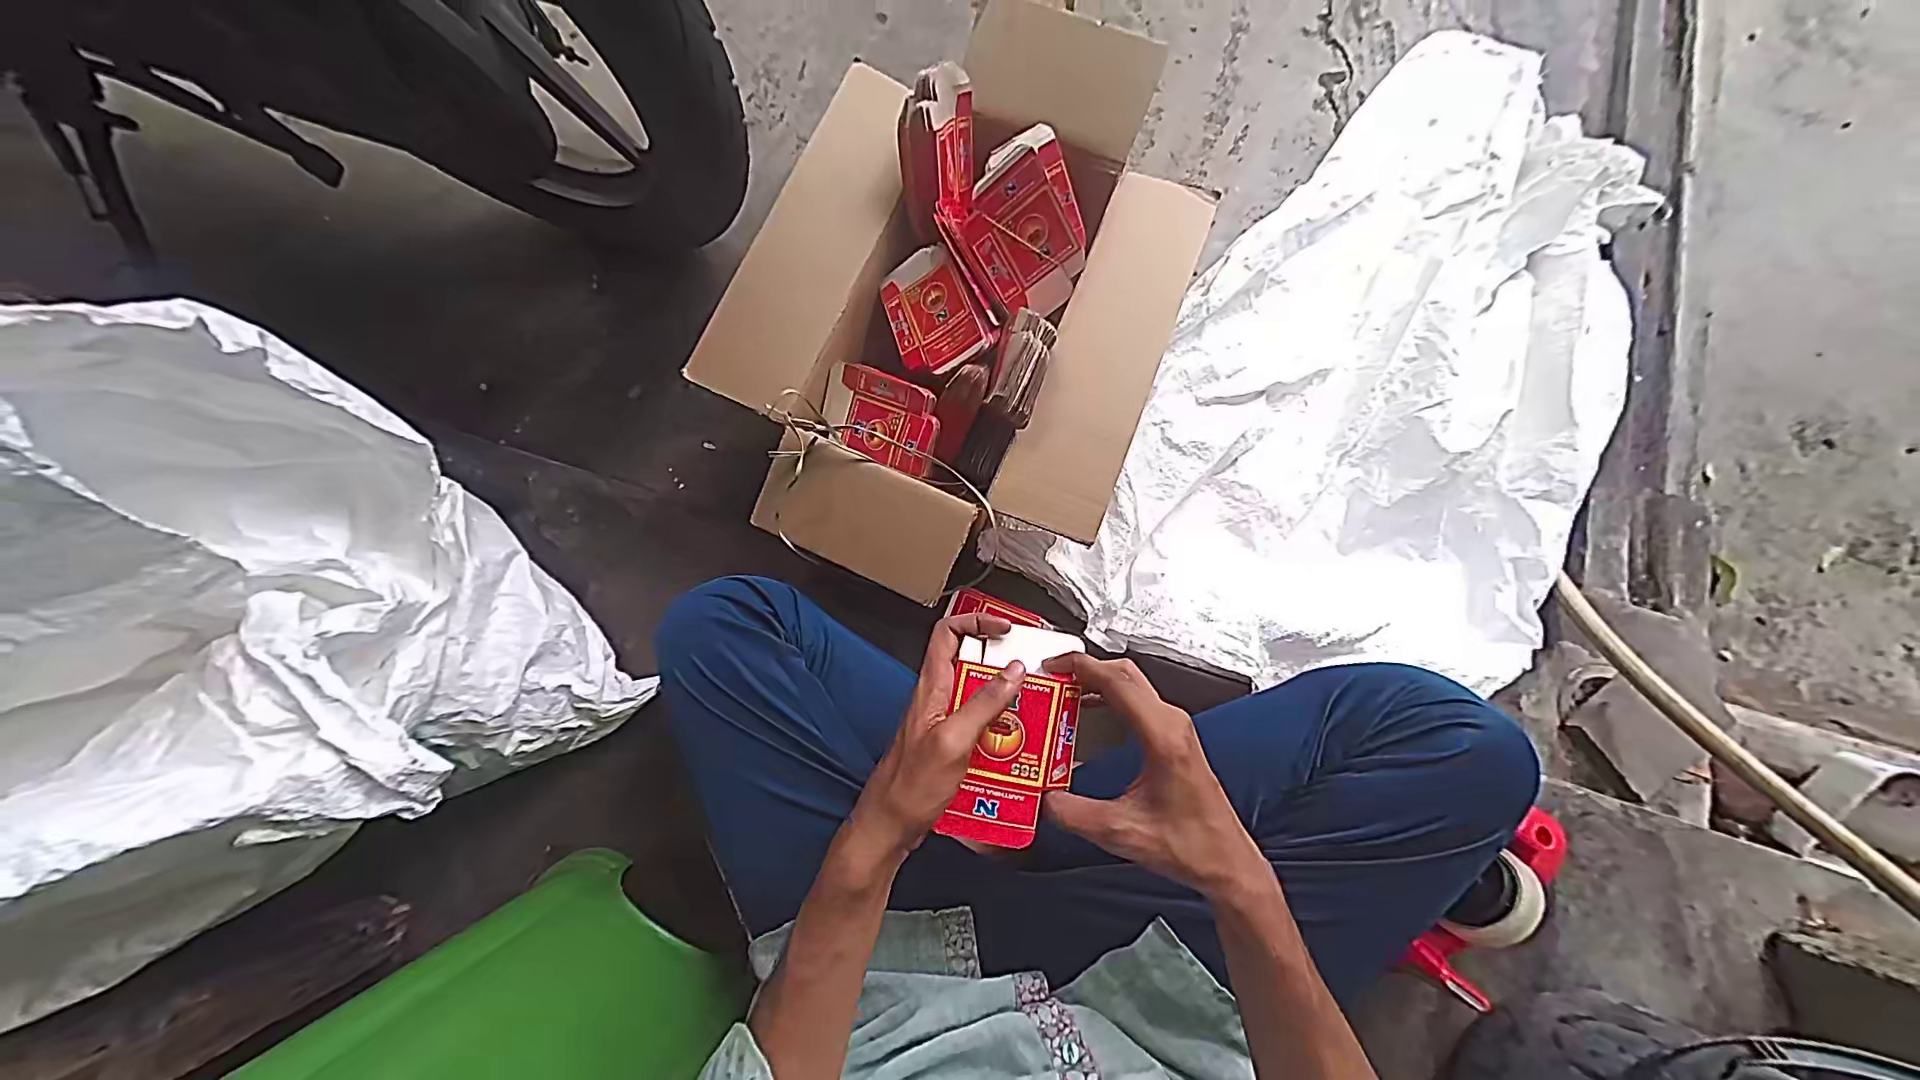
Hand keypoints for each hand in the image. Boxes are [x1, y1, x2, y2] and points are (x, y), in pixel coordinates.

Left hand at [847, 613, 1025, 858]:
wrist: (889, 826)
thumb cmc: (908, 788)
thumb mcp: (953, 741)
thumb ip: (984, 704)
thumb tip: (1012, 672)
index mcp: (931, 688)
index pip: (948, 633)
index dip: (976, 621)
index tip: (1004, 628)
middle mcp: (936, 698)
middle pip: (969, 662)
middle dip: (1000, 664)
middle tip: (1025, 674)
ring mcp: (942, 720)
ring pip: (978, 693)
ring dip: (1003, 699)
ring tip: (1026, 712)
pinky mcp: (949, 742)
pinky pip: (979, 722)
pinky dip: (998, 727)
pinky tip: (1011, 746)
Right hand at [1041, 655, 1268, 899]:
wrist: (1227, 862)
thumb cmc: (1192, 846)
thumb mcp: (1120, 832)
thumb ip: (1073, 813)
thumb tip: (1043, 796)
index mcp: (1162, 737)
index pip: (1117, 681)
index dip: (1081, 666)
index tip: (1054, 665)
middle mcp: (1172, 724)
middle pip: (1124, 673)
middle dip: (1085, 667)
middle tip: (1054, 674)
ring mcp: (1175, 727)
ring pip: (1132, 683)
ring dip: (1097, 679)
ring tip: (1065, 688)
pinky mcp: (1174, 736)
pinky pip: (1137, 699)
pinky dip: (1109, 693)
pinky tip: (1090, 707)